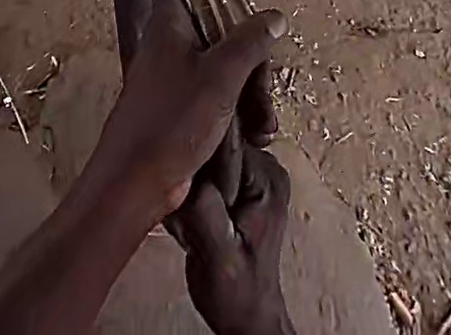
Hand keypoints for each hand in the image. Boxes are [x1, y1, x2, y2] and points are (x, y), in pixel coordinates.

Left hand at [84, 0, 284, 220]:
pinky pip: (217, 97)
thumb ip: (248, 43)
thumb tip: (274, 15)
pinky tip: (255, 135)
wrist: (136, 179)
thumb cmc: (173, 120)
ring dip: (249, 93)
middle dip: (250, 62)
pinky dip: (237, 111)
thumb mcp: (221, 77)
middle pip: (218, 34)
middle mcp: (169, 46)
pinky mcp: (181, 109)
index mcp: (168, 26)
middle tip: (263, 91)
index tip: (249, 24)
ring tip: (263, 125)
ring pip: (222, 69)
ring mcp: (174, 79)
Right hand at [183, 148, 294, 334]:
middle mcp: (263, 164)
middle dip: (187, 170)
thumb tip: (185, 165)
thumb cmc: (237, 293)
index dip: (192, 154)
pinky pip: (200, 163)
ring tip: (189, 217)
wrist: (247, 316)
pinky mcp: (236, 177)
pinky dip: (188, 186)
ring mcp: (250, 169)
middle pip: (207, 139)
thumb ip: (203, 206)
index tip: (184, 186)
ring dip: (185, 180)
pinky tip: (190, 214)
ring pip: (200, 150)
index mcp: (265, 176)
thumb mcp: (217, 252)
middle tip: (186, 211)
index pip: (218, 134)